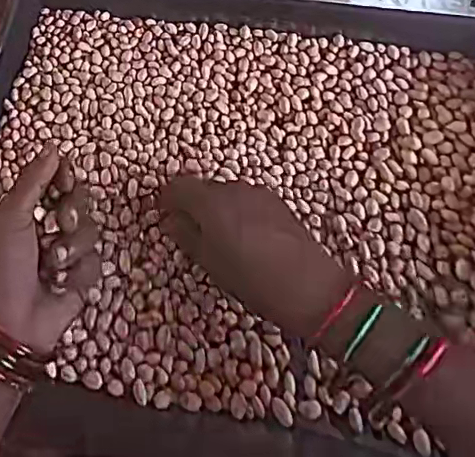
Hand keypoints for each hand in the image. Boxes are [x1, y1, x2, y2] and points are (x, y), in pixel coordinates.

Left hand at [0, 149, 99, 350]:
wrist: (10, 324)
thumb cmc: (3, 264)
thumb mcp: (12, 215)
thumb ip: (34, 179)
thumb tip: (53, 146)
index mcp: (29, 205)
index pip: (58, 176)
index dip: (65, 177)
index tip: (63, 183)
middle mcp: (49, 223)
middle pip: (80, 198)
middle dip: (70, 212)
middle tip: (58, 224)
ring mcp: (67, 250)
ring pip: (90, 229)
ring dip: (71, 247)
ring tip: (51, 264)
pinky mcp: (82, 277)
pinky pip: (96, 260)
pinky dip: (78, 272)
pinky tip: (60, 283)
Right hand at [158, 177, 350, 338]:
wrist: (312, 287)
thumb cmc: (253, 279)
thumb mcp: (211, 263)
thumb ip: (186, 236)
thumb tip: (170, 222)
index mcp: (209, 201)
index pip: (177, 187)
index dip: (166, 199)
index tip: (162, 215)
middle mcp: (231, 188)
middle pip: (202, 188)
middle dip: (191, 205)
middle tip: (189, 230)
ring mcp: (256, 193)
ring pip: (225, 194)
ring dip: (216, 208)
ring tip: (219, 238)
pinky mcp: (276, 202)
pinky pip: (245, 200)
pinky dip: (237, 212)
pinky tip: (245, 238)